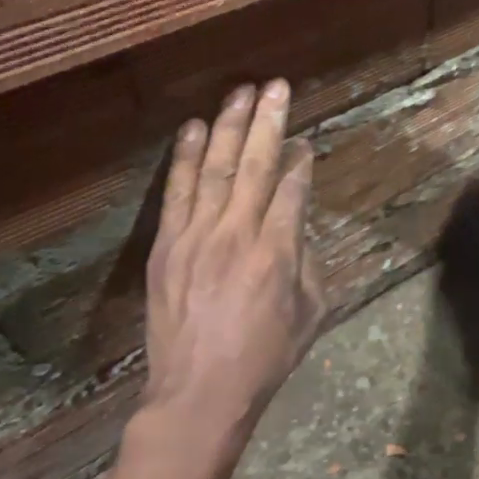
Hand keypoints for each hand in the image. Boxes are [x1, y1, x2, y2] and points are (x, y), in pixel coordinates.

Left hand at [141, 81, 326, 453]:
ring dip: (229, 126)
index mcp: (279, 252)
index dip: (301, 162)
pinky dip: (187, 157)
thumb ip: (308, 263)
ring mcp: (196, 236)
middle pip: (255, 165)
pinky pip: (178, 191)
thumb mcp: (311, 313)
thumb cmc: (265, 357)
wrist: (199, 391)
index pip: (292, 189)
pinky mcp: (167, 245)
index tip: (306, 144)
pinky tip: (196, 128)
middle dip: (269, 122)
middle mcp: (238, 234)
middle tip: (278, 86)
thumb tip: (297, 227)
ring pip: (216, 168)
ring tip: (241, 93)